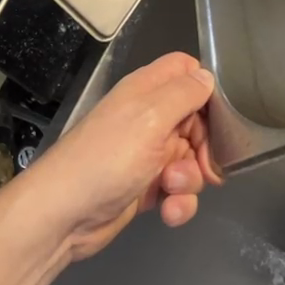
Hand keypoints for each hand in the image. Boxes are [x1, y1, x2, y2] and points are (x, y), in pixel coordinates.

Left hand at [14, 52, 222, 260]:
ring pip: (191, 159)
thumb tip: (207, 76)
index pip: (185, 70)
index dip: (205, 88)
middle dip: (206, 145)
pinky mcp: (147, 187)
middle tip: (207, 165)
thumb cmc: (108, 156)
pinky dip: (180, 203)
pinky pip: (179, 190)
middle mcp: (149, 116)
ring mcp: (148, 153)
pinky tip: (169, 212)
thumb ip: (184, 93)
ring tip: (172, 188)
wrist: (65, 213)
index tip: (219, 114)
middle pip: (197, 119)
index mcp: (148, 89)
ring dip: (191, 179)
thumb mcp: (151, 117)